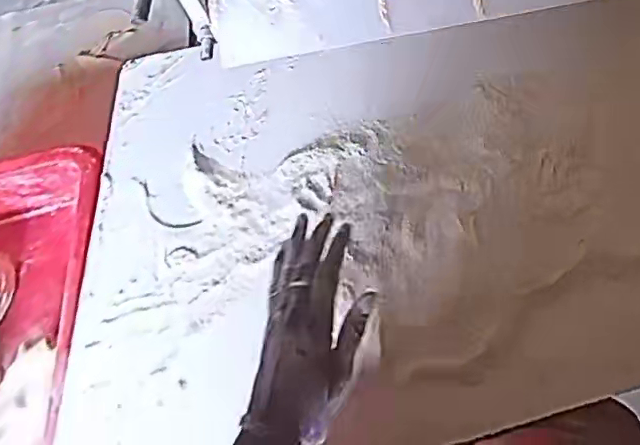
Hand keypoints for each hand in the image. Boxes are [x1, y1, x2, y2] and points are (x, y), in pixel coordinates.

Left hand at [239, 215, 375, 444]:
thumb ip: (354, 331)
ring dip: (295, 246)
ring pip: (286, 273)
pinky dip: (279, 266)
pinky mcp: (268, 327)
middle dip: (315, 240)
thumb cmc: (312, 404)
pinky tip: (282, 254)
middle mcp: (292, 316)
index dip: (335, 249)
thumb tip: (371, 293)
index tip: (345, 226)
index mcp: (313, 325)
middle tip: (324, 216)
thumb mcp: (341, 372)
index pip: (326, 276)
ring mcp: (277, 320)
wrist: (270, 430)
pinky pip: (274, 287)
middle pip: (304, 269)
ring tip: (299, 221)